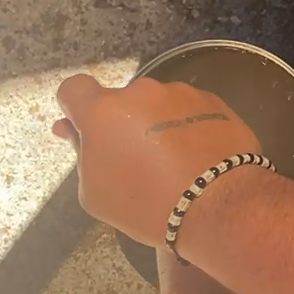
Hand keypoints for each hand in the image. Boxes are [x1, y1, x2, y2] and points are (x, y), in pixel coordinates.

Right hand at [54, 74, 262, 246]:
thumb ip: (82, 154)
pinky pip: (190, 111)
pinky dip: (189, 128)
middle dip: (124, 123)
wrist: (219, 205)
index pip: (74, 88)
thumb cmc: (148, 205)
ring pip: (159, 105)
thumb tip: (75, 130)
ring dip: (159, 124)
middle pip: (123, 101)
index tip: (87, 130)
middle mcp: (143, 92)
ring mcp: (182, 93)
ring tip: (175, 163)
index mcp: (104, 111)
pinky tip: (198, 157)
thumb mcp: (96, 192)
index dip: (76, 108)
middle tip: (138, 159)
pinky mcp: (215, 102)